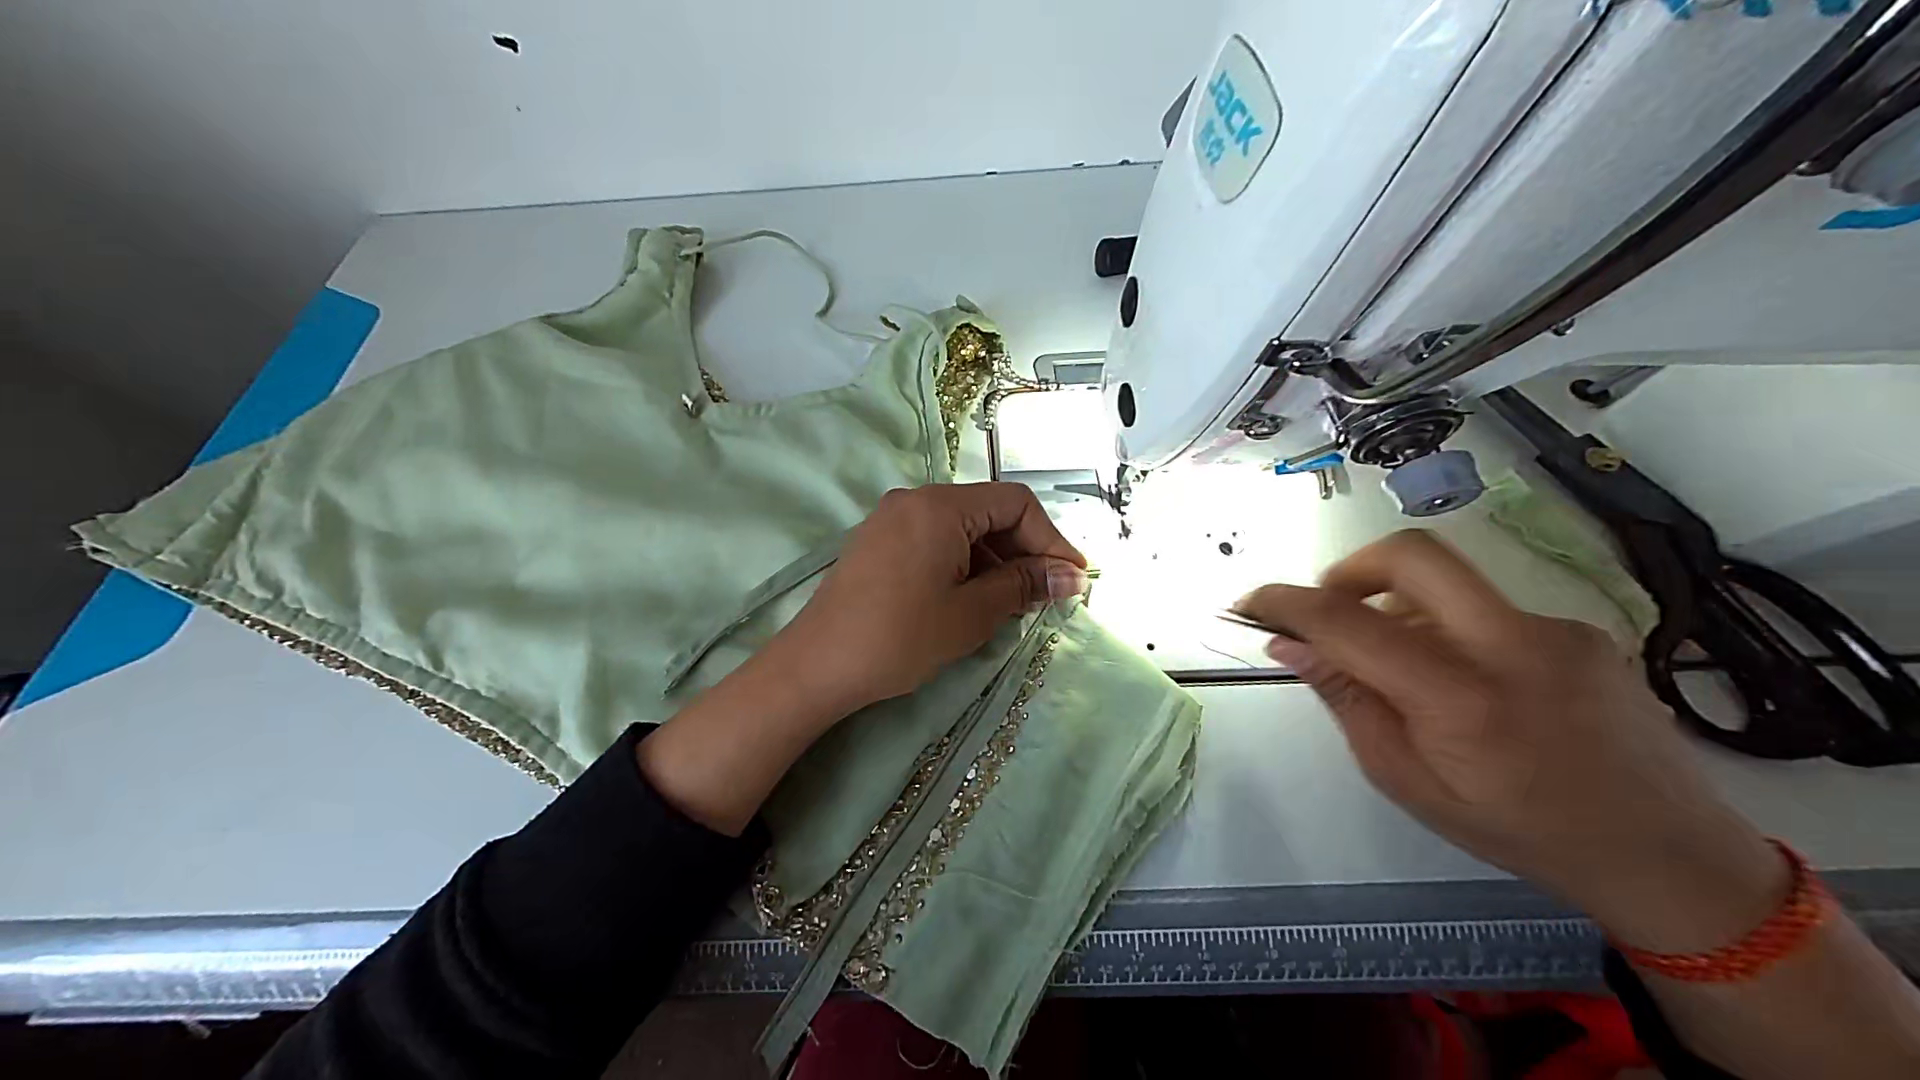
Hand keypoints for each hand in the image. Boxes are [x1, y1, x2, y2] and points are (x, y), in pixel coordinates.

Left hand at [769, 483, 1088, 713]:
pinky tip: (973, 598)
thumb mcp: (970, 613)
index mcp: (939, 506)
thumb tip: (1071, 575)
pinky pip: (935, 540)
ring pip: (962, 528)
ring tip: (1012, 604)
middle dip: (1024, 551)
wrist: (816, 666)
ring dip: (994, 561)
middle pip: (988, 512)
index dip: (1051, 539)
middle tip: (1047, 595)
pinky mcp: (878, 542)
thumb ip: (1023, 585)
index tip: (1072, 579)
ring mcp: (891, 520)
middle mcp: (914, 500)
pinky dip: (963, 564)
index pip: (1015, 503)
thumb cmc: (898, 638)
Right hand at [1236, 530, 1787, 953]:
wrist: (1669, 856)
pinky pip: (1485, 608)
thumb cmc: (1517, 829)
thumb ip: (1346, 701)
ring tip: (1400, 668)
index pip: (1349, 624)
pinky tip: (1463, 682)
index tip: (1250, 604)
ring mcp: (1556, 629)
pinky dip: (1447, 628)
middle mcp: (1514, 645)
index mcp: (1462, 699)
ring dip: (1398, 606)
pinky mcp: (1580, 628)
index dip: (1287, 604)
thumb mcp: (1406, 780)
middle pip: (1412, 555)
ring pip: (1447, 584)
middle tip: (1327, 607)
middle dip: (1349, 567)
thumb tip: (1290, 645)